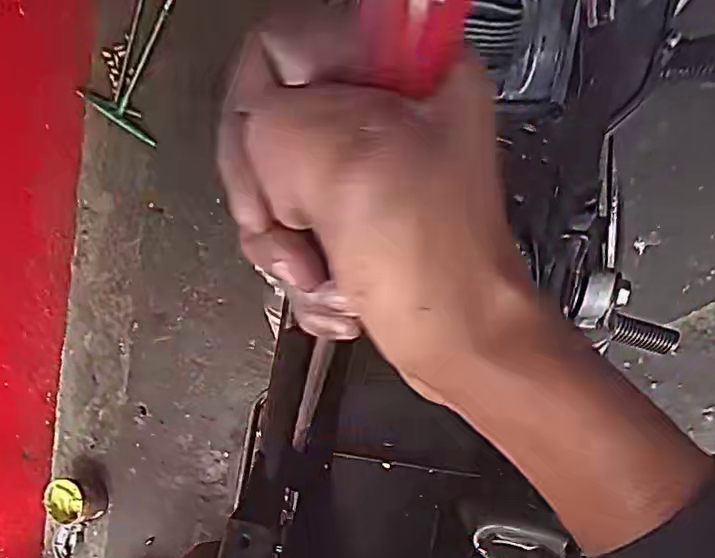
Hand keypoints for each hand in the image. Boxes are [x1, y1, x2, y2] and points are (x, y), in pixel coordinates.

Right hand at [218, 13, 542, 399]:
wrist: (461, 346)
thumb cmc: (429, 266)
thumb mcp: (337, 159)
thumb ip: (270, 118)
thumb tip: (253, 139)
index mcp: (402, 68)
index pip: (279, 55)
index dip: (255, 122)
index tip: (268, 184)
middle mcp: (386, 120)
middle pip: (269, 137)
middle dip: (270, 206)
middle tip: (295, 239)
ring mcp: (371, 185)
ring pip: (278, 202)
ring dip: (289, 257)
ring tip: (325, 281)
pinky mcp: (361, 237)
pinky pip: (300, 247)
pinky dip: (310, 287)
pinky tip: (340, 302)